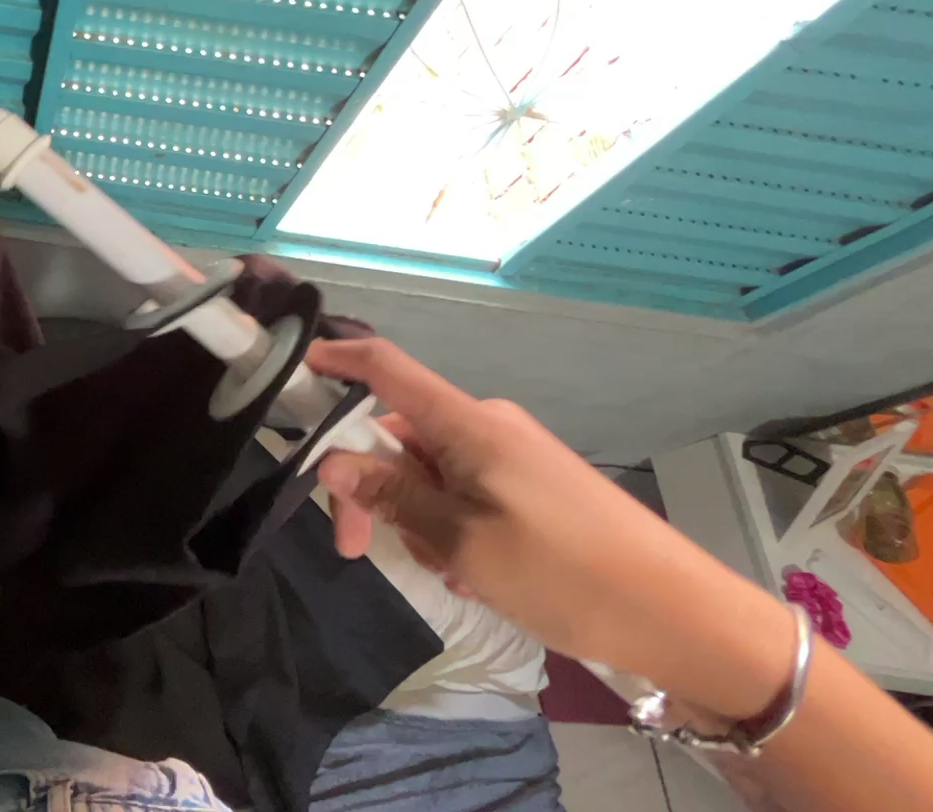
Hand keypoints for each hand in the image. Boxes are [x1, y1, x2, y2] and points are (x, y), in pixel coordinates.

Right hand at [310, 338, 792, 718]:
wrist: (691, 623)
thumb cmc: (569, 575)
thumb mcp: (463, 542)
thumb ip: (393, 496)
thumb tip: (330, 463)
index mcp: (468, 425)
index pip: (387, 368)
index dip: (336, 359)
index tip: (291, 369)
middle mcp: (484, 428)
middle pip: (396, 438)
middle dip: (370, 489)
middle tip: (356, 549)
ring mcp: (509, 456)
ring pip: (425, 473)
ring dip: (415, 518)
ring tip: (448, 571)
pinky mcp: (528, 486)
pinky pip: (460, 491)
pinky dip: (448, 526)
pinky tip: (472, 572)